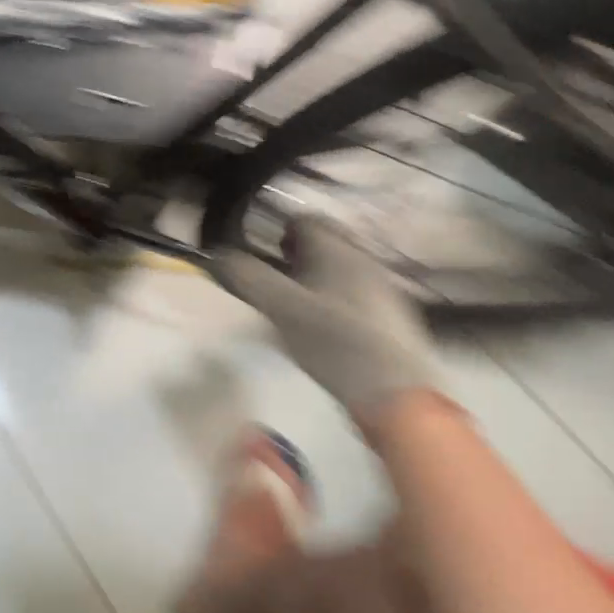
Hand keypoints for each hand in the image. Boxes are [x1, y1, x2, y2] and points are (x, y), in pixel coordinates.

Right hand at [216, 217, 443, 428]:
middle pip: (324, 243)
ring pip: (339, 268)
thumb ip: (247, 276)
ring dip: (313, 278)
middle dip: (295, 256)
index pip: (305, 219)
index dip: (279, 230)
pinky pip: (353, 291)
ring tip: (292, 305)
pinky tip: (322, 326)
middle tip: (273, 280)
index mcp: (337, 251)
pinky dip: (332, 297)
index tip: (261, 253)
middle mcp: (364, 261)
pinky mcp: (390, 317)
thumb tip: (218, 255)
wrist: (395, 394)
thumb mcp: (279, 307)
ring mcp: (382, 289)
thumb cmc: (334, 342)